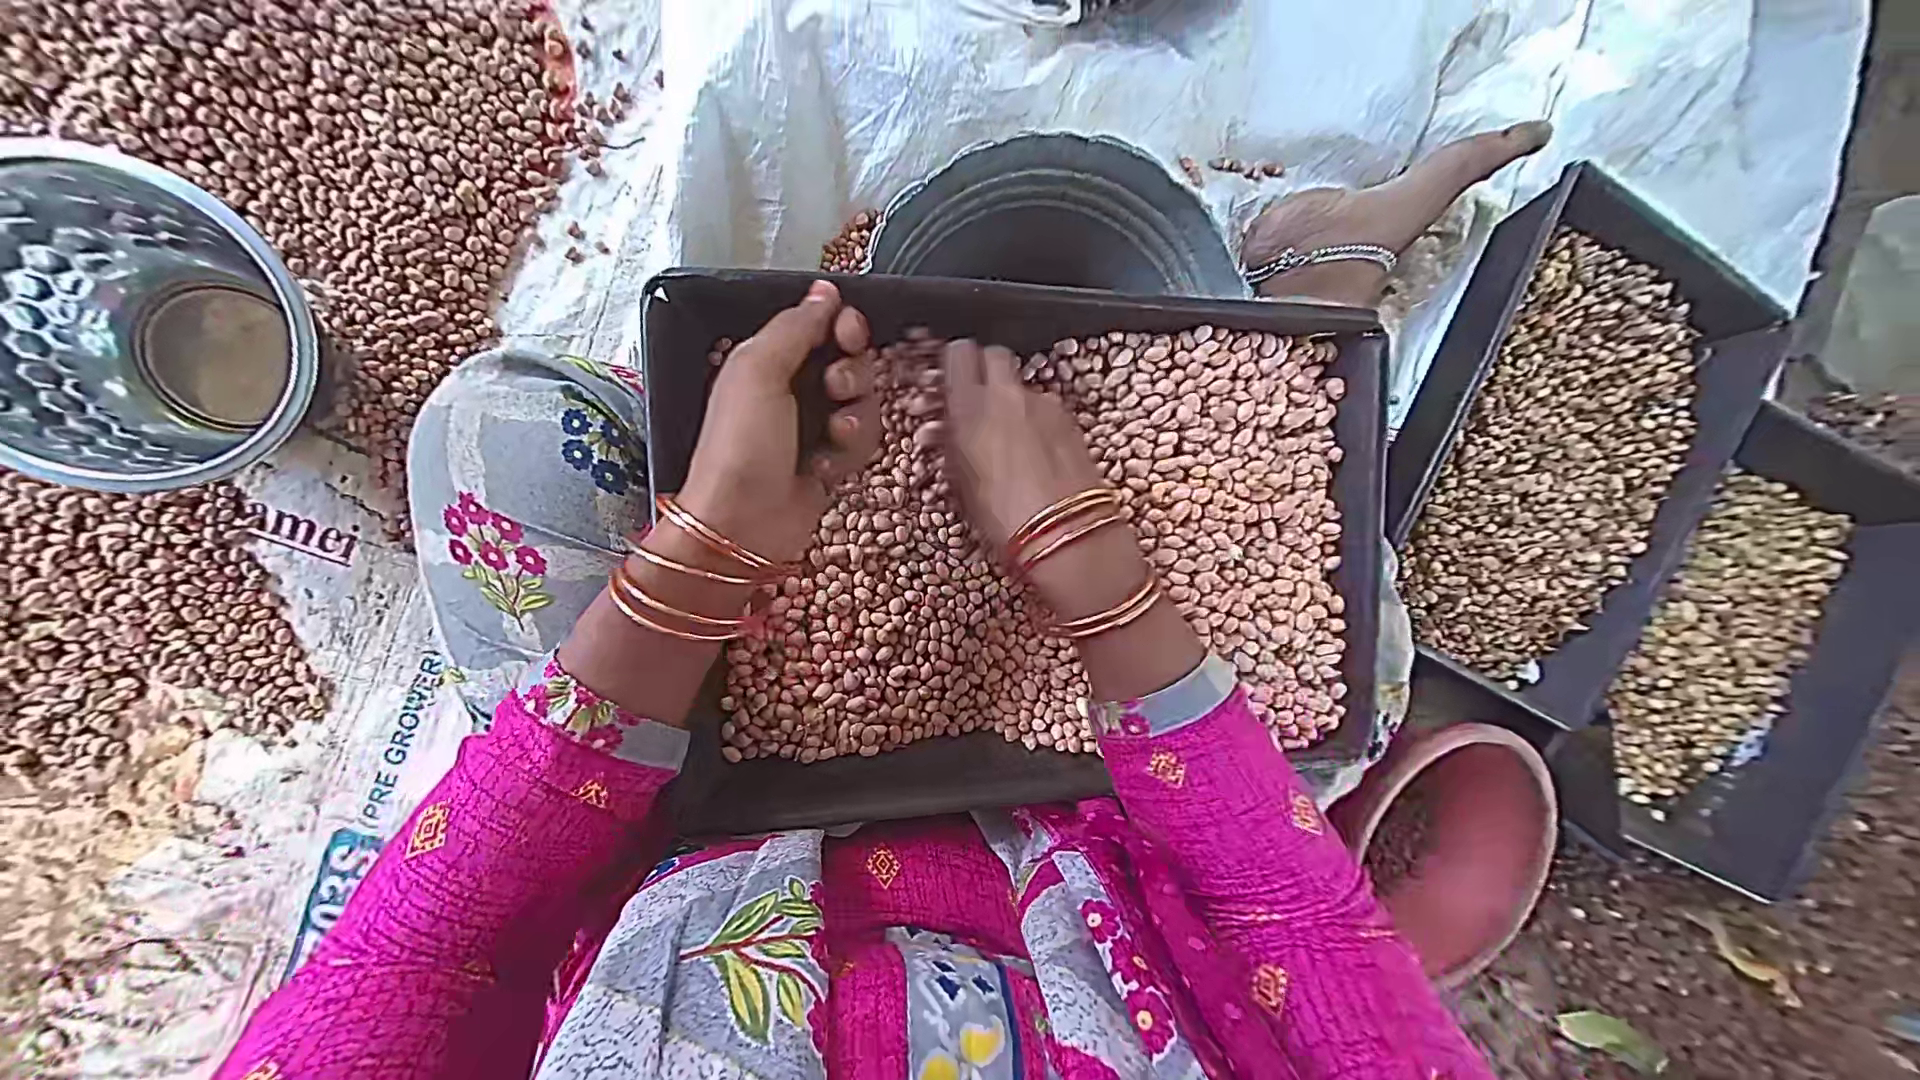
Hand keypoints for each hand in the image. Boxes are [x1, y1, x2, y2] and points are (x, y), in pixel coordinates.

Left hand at [676, 281, 879, 562]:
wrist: (744, 522)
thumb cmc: (742, 445)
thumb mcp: (758, 370)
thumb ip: (795, 326)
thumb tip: (826, 291)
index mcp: (772, 359)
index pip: (823, 327)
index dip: (843, 326)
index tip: (848, 333)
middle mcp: (797, 388)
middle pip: (853, 362)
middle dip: (853, 374)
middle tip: (835, 389)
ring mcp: (818, 426)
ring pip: (866, 403)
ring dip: (856, 416)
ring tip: (833, 434)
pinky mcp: (835, 459)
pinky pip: (866, 440)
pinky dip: (852, 451)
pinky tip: (828, 465)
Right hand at [940, 340, 1147, 619]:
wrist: (1066, 534)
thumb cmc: (1002, 518)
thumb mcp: (960, 485)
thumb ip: (949, 445)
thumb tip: (940, 429)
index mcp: (970, 406)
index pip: (958, 354)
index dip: (954, 366)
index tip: (948, 384)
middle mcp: (1007, 395)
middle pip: (993, 355)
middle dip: (983, 371)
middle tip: (975, 401)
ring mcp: (1043, 404)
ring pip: (1020, 384)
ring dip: (1010, 399)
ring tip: (1005, 436)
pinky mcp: (1070, 419)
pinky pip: (1044, 406)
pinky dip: (1034, 418)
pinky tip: (1033, 451)